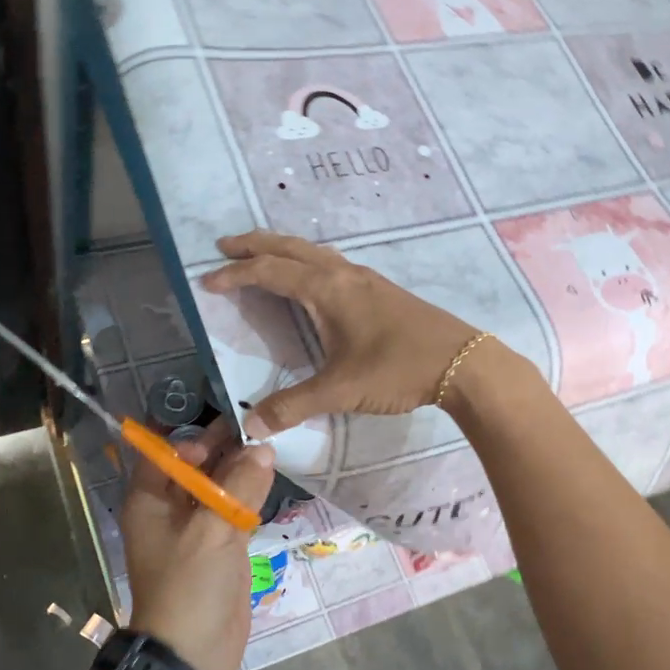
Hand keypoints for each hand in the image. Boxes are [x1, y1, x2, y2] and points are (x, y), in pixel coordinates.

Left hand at [118, 418, 276, 669]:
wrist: (191, 653)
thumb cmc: (189, 585)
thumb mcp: (213, 530)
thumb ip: (239, 486)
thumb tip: (264, 449)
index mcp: (150, 500)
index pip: (166, 452)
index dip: (196, 434)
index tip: (233, 421)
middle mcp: (169, 510)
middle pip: (195, 467)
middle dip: (224, 448)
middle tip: (262, 426)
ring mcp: (195, 530)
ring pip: (218, 488)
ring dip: (241, 470)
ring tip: (273, 445)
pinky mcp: (218, 549)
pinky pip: (232, 512)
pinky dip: (249, 496)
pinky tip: (272, 478)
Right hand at [202, 231, 490, 435]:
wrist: (462, 363)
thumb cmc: (398, 369)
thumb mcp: (340, 390)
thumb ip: (293, 405)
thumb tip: (251, 425)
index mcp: (327, 289)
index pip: (270, 272)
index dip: (236, 274)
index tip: (207, 281)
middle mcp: (343, 274)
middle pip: (290, 247)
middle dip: (255, 244)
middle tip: (224, 246)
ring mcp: (365, 278)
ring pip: (313, 251)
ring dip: (282, 249)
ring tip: (260, 255)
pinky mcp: (380, 290)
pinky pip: (330, 262)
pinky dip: (306, 260)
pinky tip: (311, 279)